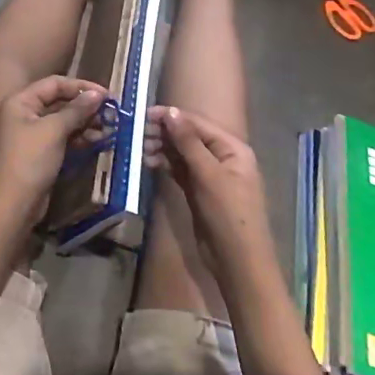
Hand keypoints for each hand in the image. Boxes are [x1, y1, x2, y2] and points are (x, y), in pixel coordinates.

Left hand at [0, 76, 106, 218]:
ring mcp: (32, 133)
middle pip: (60, 101)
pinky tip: (98, 141)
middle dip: (85, 106)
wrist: (13, 205)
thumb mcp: (54, 131)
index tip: (106, 95)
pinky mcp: (41, 151)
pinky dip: (79, 137)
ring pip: (63, 120)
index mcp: (21, 101)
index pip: (55, 83)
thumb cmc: (30, 160)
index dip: (81, 87)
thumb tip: (99, 93)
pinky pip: (63, 136)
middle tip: (111, 112)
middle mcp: (25, 113)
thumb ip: (77, 110)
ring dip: (85, 122)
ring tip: (108, 128)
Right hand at [149, 106, 274, 276]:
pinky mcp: (199, 192)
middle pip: (190, 137)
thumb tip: (171, 112)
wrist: (238, 262)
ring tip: (139, 148)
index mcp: (233, 148)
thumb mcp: (209, 175)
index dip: (172, 117)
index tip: (144, 114)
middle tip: (137, 133)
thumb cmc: (228, 213)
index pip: (198, 124)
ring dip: (162, 149)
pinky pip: (181, 172)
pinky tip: (148, 163)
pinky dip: (166, 166)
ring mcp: (211, 176)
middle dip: (165, 133)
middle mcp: (223, 157)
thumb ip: (188, 142)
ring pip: (183, 155)